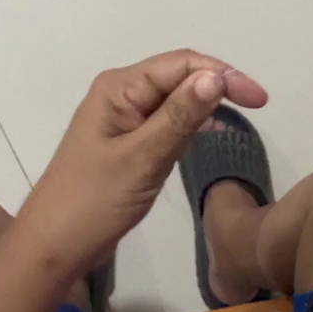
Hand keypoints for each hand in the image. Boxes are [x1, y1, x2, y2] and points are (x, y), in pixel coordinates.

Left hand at [12, 51, 268, 278]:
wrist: (52, 247)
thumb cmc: (93, 202)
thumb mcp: (142, 159)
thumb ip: (179, 117)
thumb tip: (216, 76)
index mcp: (119, 87)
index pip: (180, 64)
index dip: (222, 74)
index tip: (259, 99)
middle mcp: (120, 92)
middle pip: (178, 75)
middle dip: (217, 83)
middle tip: (258, 105)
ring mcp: (122, 116)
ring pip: (173, 97)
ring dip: (205, 101)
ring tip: (241, 116)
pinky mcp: (127, 140)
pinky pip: (165, 119)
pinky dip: (190, 122)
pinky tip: (209, 131)